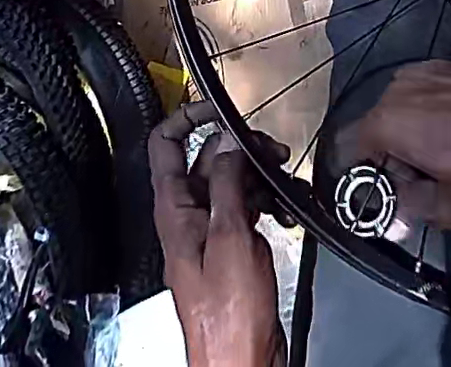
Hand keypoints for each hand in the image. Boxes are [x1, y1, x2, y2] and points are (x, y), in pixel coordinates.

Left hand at [149, 102, 285, 366]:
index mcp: (174, 209)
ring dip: (259, 174)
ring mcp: (210, 228)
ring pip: (231, 179)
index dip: (188, 117)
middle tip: (273, 152)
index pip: (165, 144)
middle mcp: (188, 213)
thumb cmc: (229, 311)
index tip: (220, 109)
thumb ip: (229, 183)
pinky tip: (285, 207)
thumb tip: (230, 139)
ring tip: (285, 181)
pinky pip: (246, 204)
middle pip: (208, 158)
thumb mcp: (230, 236)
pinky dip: (265, 198)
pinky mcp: (232, 243)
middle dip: (241, 148)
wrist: (243, 363)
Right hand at [344, 61, 450, 228]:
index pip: (352, 142)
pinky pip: (418, 88)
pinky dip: (424, 106)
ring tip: (437, 150)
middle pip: (375, 121)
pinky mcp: (446, 66)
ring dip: (404, 125)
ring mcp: (424, 72)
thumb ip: (412, 206)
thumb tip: (395, 206)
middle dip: (387, 149)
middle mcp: (399, 89)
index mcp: (392, 122)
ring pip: (396, 103)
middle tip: (418, 176)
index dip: (360, 168)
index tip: (378, 185)